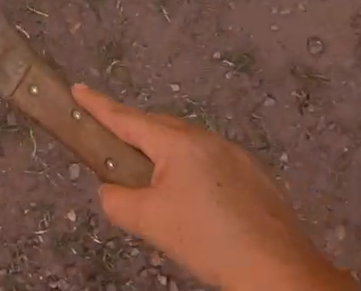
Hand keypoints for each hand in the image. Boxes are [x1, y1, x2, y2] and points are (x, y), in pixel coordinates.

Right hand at [73, 84, 356, 290]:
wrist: (283, 277)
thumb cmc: (210, 243)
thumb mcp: (149, 223)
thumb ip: (116, 200)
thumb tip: (110, 191)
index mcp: (178, 144)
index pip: (126, 119)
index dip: (98, 104)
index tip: (77, 88)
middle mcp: (207, 139)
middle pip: (157, 128)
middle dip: (134, 133)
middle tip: (115, 151)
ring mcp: (237, 157)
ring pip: (186, 144)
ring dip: (165, 155)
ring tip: (158, 186)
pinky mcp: (258, 178)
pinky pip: (211, 161)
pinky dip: (193, 171)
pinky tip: (198, 202)